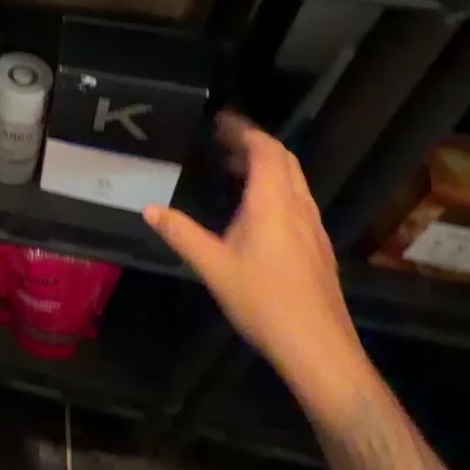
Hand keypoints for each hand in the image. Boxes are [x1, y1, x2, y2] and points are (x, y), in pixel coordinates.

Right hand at [144, 111, 365, 393]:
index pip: (266, 152)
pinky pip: (298, 199)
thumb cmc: (264, 302)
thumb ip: (180, 233)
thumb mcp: (212, 266)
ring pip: (295, 180)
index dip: (245, 131)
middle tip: (222, 138)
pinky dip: (277, 186)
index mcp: (272, 205)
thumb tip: (149, 208)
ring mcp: (312, 229)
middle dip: (255, 142)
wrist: (319, 349)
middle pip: (284, 160)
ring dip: (268, 164)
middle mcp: (298, 209)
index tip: (221, 120)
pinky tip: (256, 207)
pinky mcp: (317, 247)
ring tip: (234, 166)